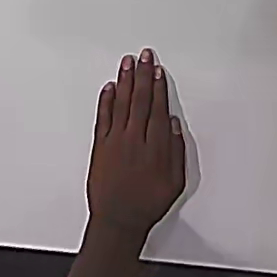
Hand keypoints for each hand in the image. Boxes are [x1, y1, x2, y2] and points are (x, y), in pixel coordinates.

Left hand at [86, 49, 185, 246]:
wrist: (118, 221)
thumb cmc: (147, 203)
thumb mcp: (175, 183)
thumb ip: (176, 151)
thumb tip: (173, 125)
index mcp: (155, 146)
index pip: (158, 108)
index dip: (158, 86)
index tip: (158, 70)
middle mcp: (135, 138)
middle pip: (140, 99)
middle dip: (143, 74)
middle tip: (144, 55)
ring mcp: (115, 140)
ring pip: (121, 102)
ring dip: (125, 80)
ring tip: (127, 62)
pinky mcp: (100, 144)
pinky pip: (103, 116)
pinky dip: (106, 100)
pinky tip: (109, 86)